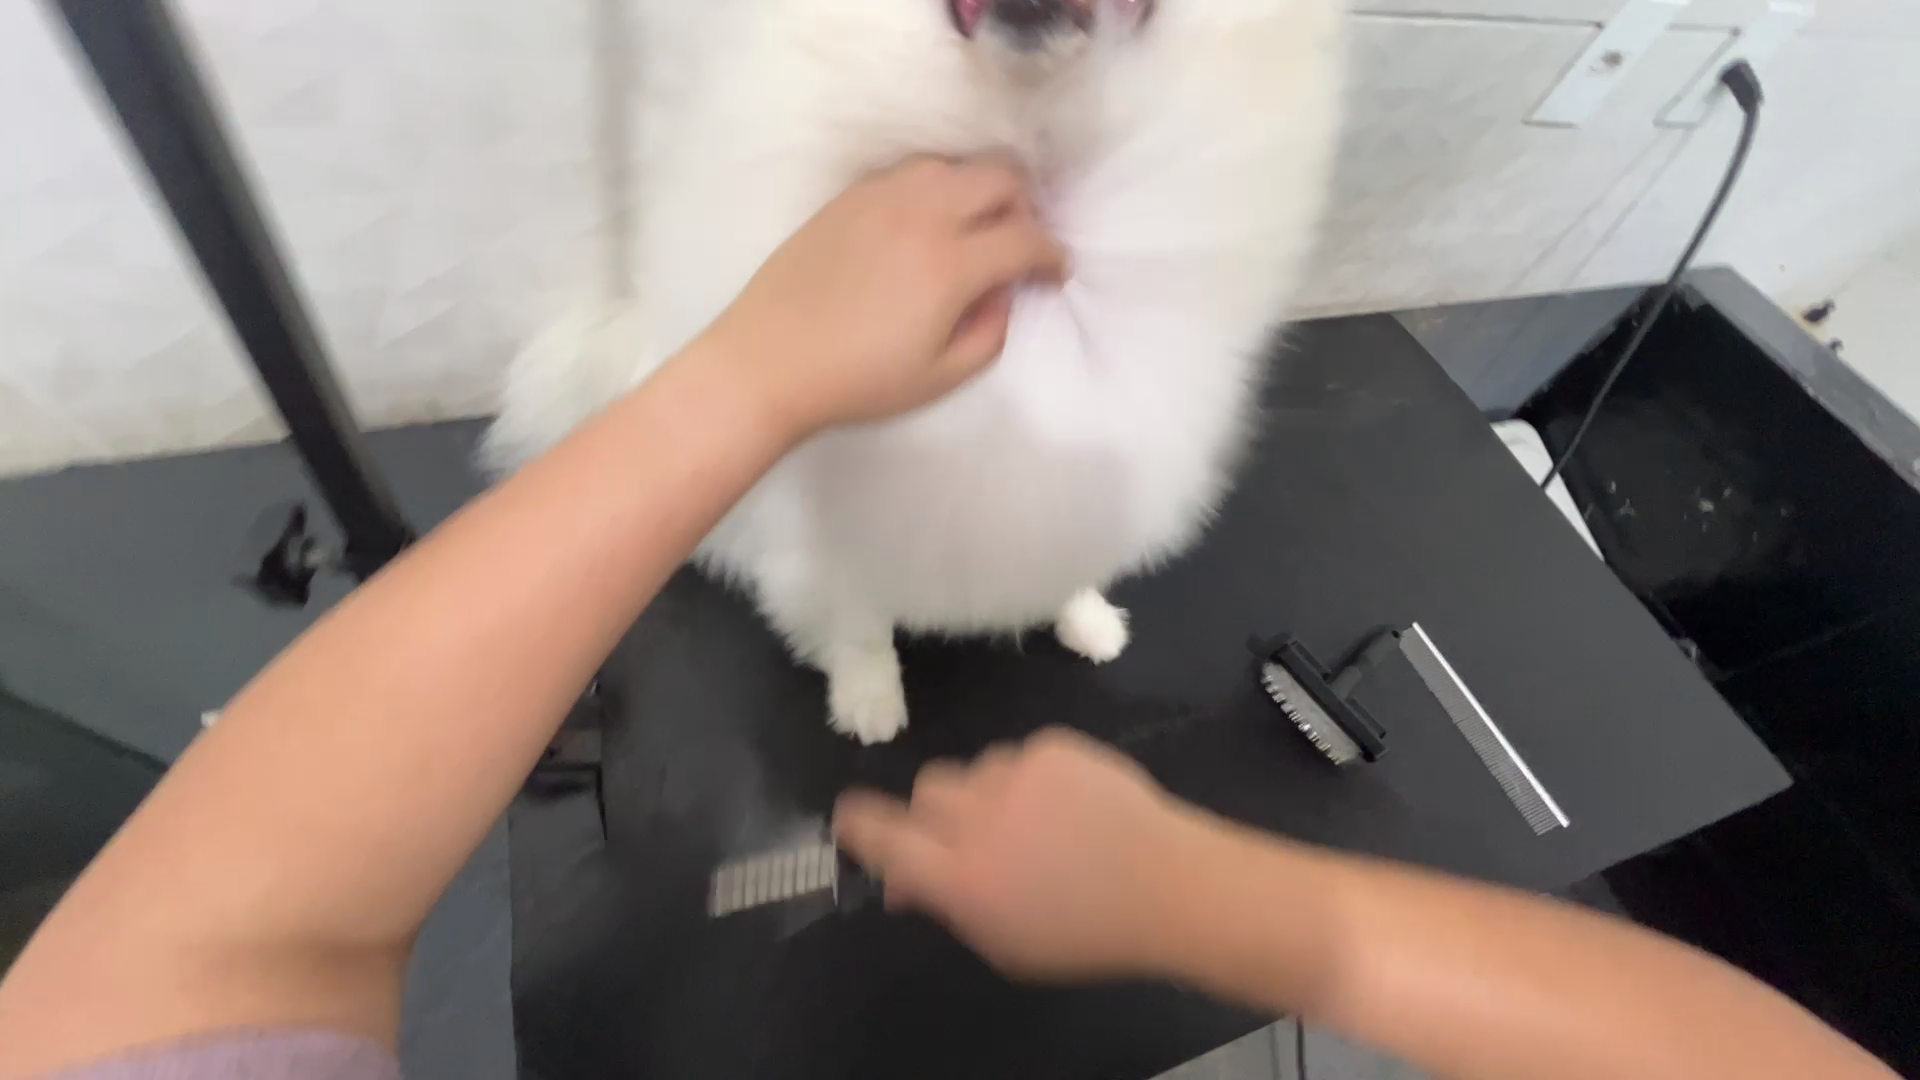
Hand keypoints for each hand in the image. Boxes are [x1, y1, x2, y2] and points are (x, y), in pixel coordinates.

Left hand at [702, 156, 1066, 436]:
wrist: (770, 360)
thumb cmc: (859, 381)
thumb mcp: (940, 377)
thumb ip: (991, 333)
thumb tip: (1006, 295)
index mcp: (950, 264)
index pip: (1026, 237)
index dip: (1052, 256)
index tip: (1054, 274)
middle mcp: (923, 213)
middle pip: (1000, 177)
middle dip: (1025, 208)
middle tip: (1017, 247)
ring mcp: (882, 196)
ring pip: (954, 165)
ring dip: (979, 191)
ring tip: (972, 231)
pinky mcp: (850, 195)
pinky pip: (911, 172)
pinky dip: (936, 189)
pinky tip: (924, 226)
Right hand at [833, 728, 1201, 979]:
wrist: (1169, 882)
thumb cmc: (1085, 931)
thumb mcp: (1005, 944)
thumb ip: (946, 904)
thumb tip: (901, 878)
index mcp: (963, 877)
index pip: (886, 839)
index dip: (859, 824)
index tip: (846, 815)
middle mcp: (980, 817)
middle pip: (926, 790)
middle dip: (934, 811)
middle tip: (967, 832)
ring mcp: (1017, 772)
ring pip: (974, 769)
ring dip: (986, 793)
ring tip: (1036, 821)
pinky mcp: (1051, 744)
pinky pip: (1018, 755)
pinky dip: (1029, 778)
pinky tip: (1068, 803)